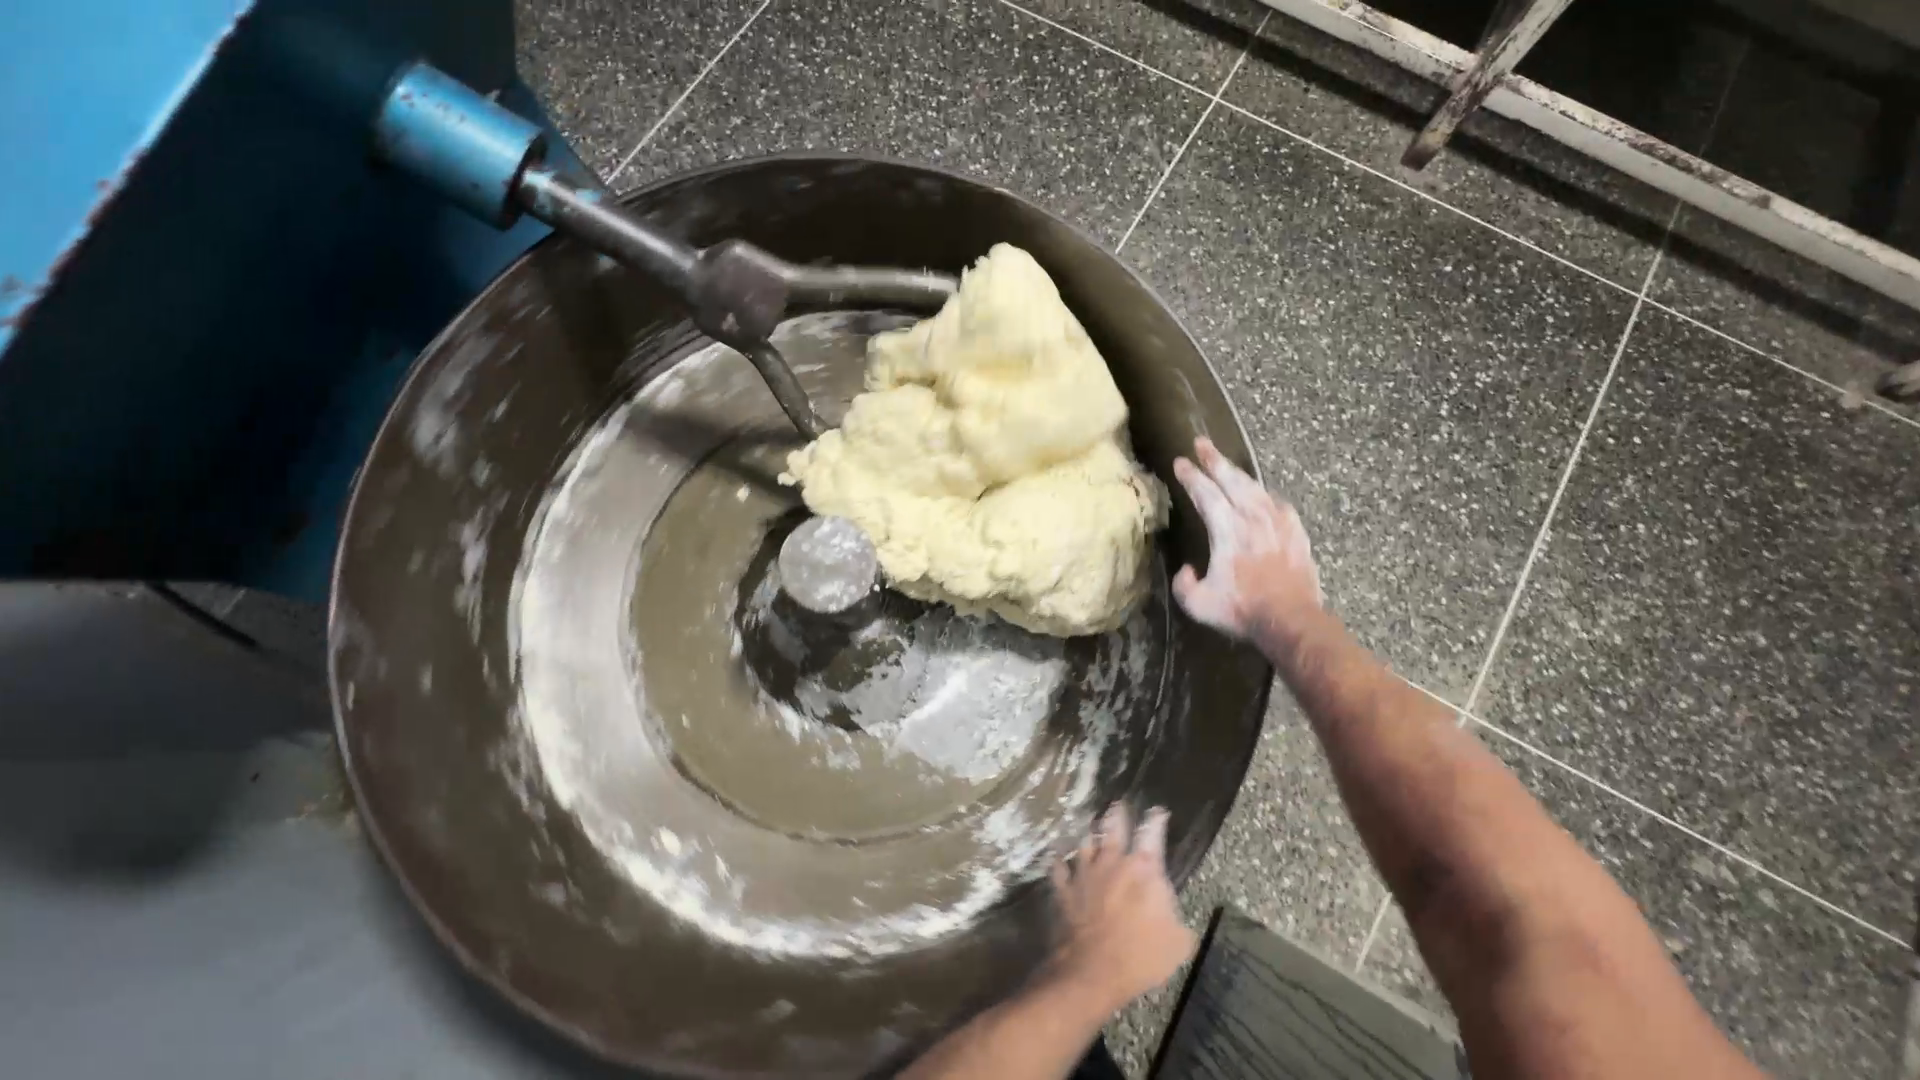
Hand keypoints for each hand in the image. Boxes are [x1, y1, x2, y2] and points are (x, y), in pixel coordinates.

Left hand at [1042, 805, 1196, 1017]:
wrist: (1092, 970)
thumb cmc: (1141, 956)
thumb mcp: (1178, 942)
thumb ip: (1177, 920)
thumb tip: (1175, 918)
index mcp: (1144, 869)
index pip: (1152, 834)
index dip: (1156, 820)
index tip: (1158, 811)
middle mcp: (1112, 862)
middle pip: (1113, 827)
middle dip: (1117, 814)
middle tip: (1118, 804)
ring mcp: (1084, 873)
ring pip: (1085, 843)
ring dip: (1089, 833)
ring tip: (1089, 825)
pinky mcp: (1064, 889)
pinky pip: (1059, 868)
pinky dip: (1059, 860)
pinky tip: (1057, 856)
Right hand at [1171, 436, 1321, 643]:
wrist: (1292, 619)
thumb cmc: (1242, 610)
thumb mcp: (1198, 603)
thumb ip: (1184, 583)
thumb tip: (1187, 569)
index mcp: (1226, 528)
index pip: (1205, 493)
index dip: (1190, 476)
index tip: (1179, 463)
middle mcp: (1252, 516)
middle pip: (1231, 479)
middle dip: (1214, 459)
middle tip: (1201, 442)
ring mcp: (1278, 522)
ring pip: (1255, 487)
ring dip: (1238, 473)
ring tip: (1227, 465)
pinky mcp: (1297, 532)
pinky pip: (1278, 504)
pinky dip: (1266, 496)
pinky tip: (1264, 496)